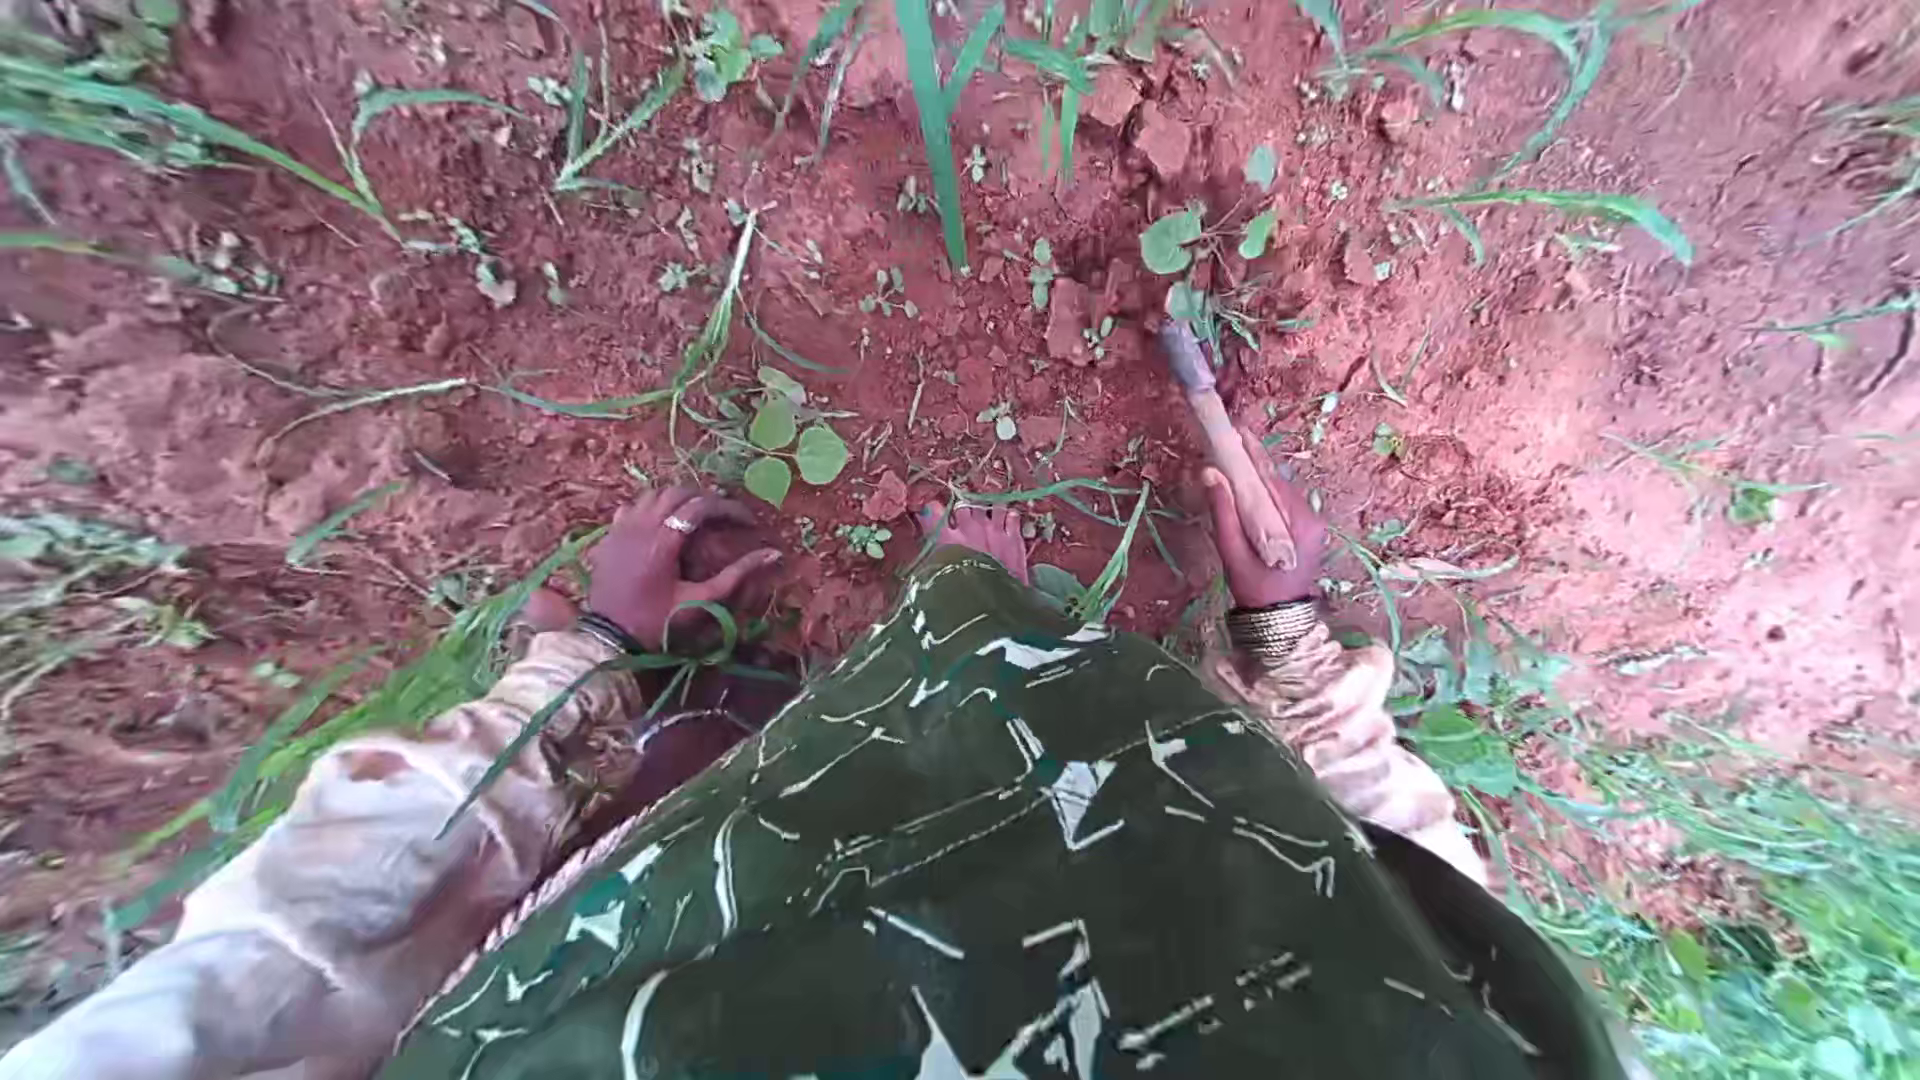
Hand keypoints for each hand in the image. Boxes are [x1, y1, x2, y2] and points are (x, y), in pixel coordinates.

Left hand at [586, 486, 779, 650]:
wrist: (608, 639)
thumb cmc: (659, 622)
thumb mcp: (702, 600)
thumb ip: (737, 575)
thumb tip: (773, 554)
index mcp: (662, 541)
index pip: (700, 506)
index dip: (729, 508)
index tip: (748, 521)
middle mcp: (639, 527)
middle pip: (677, 493)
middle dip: (707, 499)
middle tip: (728, 516)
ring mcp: (619, 529)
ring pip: (653, 494)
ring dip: (680, 499)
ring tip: (700, 514)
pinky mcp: (609, 537)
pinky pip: (632, 507)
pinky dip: (652, 507)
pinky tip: (664, 522)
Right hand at [1201, 429, 1326, 607]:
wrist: (1278, 617)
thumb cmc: (1253, 587)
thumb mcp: (1232, 551)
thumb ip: (1223, 511)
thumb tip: (1211, 472)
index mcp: (1296, 522)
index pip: (1270, 478)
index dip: (1252, 453)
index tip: (1236, 430)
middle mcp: (1311, 516)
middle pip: (1277, 480)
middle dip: (1253, 459)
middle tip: (1231, 436)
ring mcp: (1312, 521)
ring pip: (1279, 489)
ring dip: (1257, 473)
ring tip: (1235, 456)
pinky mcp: (1307, 527)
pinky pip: (1282, 500)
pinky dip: (1264, 489)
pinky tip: (1248, 483)